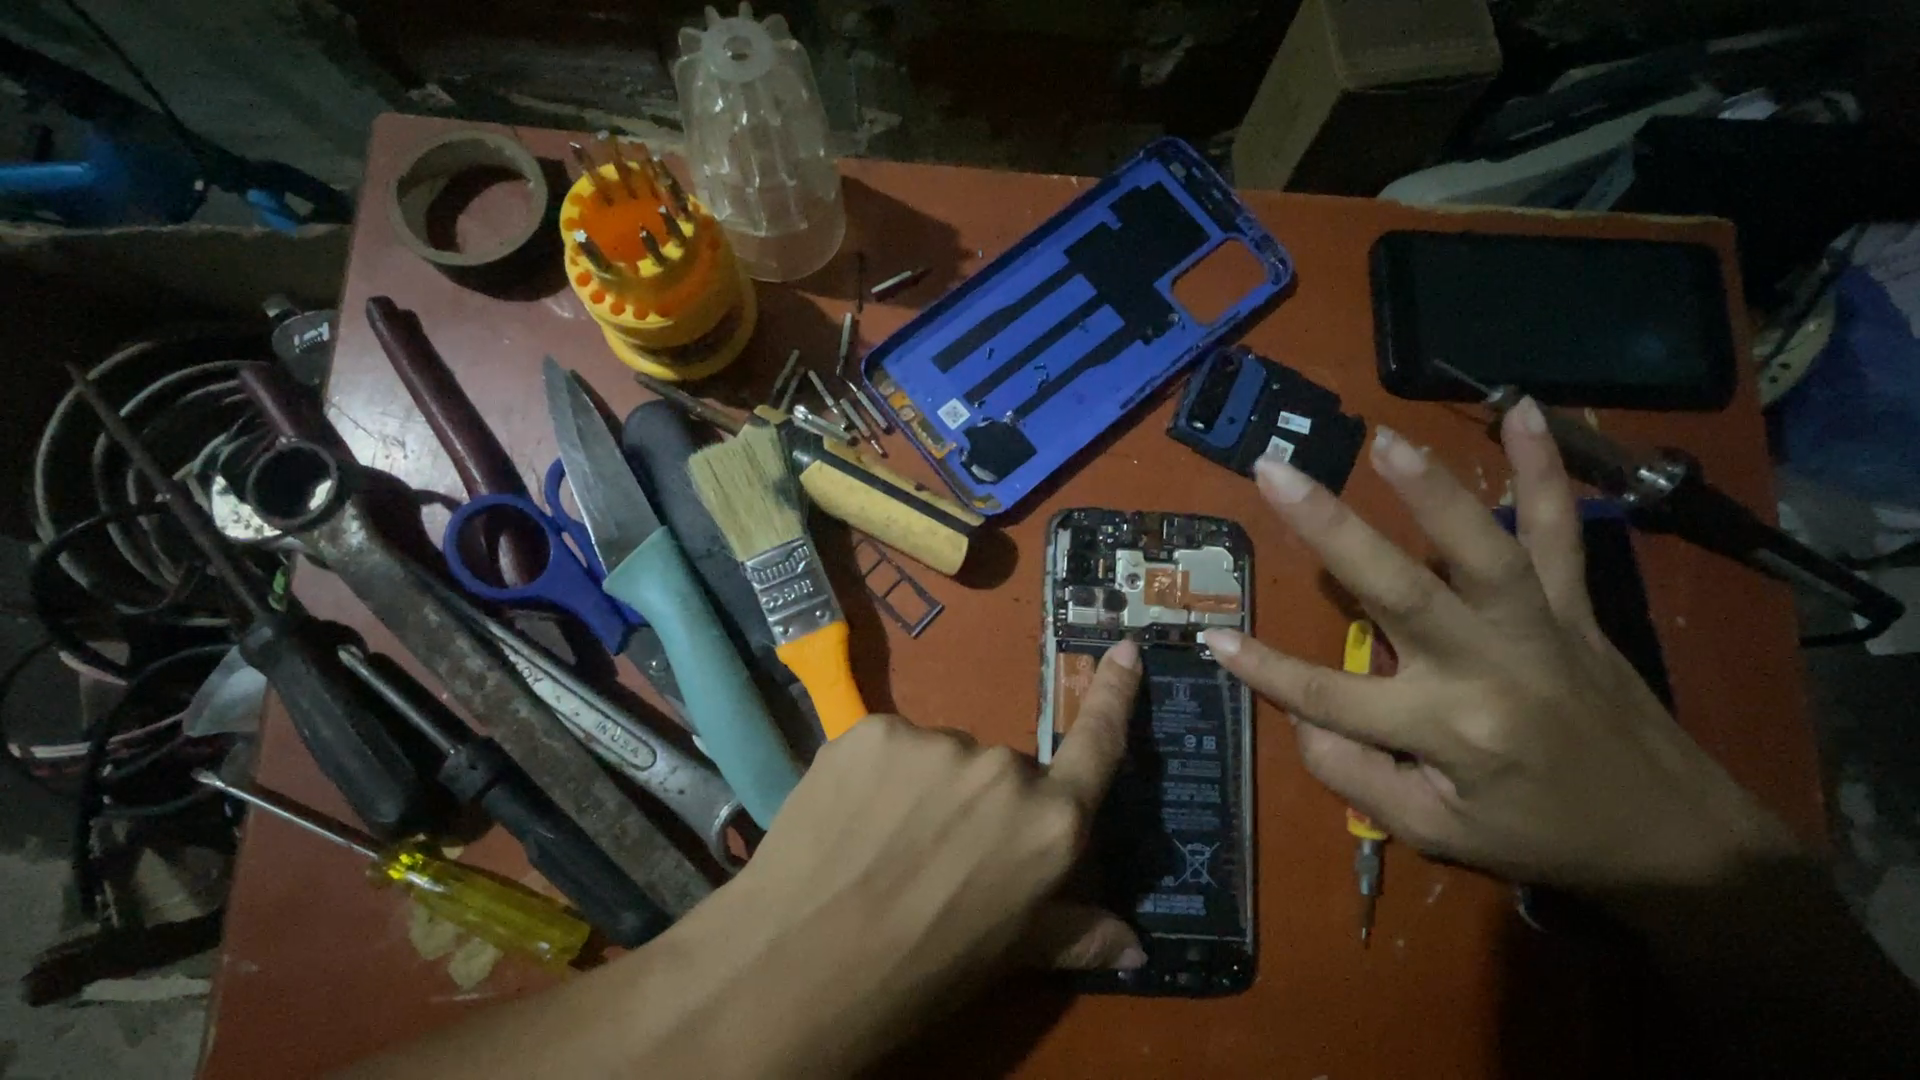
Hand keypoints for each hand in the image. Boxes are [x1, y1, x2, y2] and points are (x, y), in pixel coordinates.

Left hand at [667, 643, 1145, 1075]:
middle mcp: (1000, 768)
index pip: (1095, 744)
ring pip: (941, 755)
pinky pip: (890, 745)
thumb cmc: (921, 973)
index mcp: (1049, 824)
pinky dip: (878, 775)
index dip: (1114, 695)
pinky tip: (850, 816)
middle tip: (937, 855)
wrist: (796, 968)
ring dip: (925, 787)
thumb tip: (1136, 946)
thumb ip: (1076, 934)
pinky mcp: (871, 728)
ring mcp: (932, 740)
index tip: (1125, 648)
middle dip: (980, 804)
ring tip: (884, 842)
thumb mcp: (1009, 956)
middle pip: (1001, 769)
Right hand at [1202, 400, 1798, 891]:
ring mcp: (1538, 627)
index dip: (1265, 670)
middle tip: (1275, 473)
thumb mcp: (1436, 834)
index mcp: (1448, 730)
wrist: (1681, 840)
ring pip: (1482, 549)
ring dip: (1434, 488)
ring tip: (1386, 440)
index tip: (1210, 637)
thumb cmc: (1542, 835)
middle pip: (1398, 590)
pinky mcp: (1573, 605)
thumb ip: (1355, 776)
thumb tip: (1300, 717)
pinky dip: (1545, 469)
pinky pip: (1560, 532)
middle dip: (1330, 529)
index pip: (1330, 695)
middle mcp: (1488, 667)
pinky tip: (1526, 409)